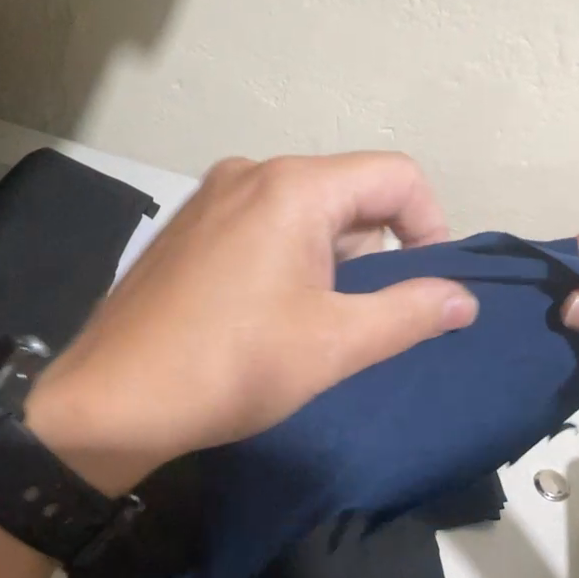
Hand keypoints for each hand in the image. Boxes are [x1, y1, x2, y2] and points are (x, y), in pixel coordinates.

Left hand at [25, 152, 479, 494]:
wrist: (113, 403)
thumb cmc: (232, 369)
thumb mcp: (335, 344)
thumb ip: (410, 314)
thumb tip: (465, 298)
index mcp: (293, 187)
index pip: (396, 177)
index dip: (432, 228)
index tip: (428, 288)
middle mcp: (249, 174)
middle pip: (349, 195)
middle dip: (376, 255)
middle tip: (364, 322)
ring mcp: (210, 200)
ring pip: (305, 217)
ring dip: (332, 265)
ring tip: (314, 329)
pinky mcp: (187, 232)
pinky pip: (262, 231)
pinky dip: (289, 266)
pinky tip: (269, 321)